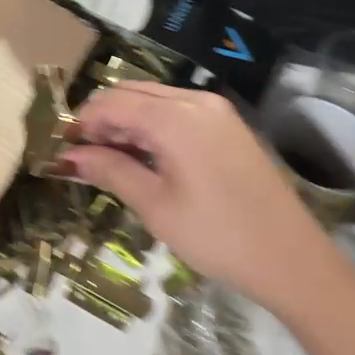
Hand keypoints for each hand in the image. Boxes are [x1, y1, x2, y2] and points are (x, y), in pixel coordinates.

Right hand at [56, 82, 330, 311]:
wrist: (294, 261)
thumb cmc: (218, 236)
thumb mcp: (156, 207)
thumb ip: (110, 171)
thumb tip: (69, 156)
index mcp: (174, 117)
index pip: (111, 103)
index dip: (81, 122)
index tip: (61, 148)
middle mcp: (194, 100)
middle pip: (130, 92)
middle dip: (102, 117)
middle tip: (82, 154)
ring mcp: (215, 110)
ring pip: (153, 98)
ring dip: (126, 120)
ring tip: (110, 159)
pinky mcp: (227, 125)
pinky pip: (176, 110)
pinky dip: (152, 124)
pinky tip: (145, 156)